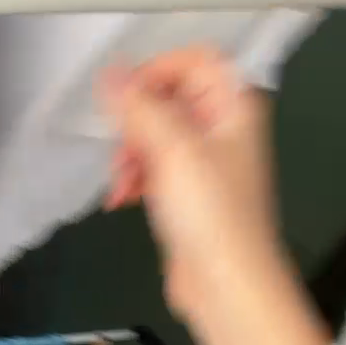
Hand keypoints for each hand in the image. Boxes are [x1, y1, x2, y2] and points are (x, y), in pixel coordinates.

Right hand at [102, 49, 286, 323]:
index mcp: (232, 108)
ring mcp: (202, 164)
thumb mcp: (173, 151)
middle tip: (124, 148)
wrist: (223, 282)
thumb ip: (139, 107)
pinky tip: (123, 198)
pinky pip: (151, 170)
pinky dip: (133, 180)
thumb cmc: (217, 223)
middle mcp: (221, 132)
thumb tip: (112, 74)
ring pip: (153, 138)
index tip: (124, 98)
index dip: (155, 73)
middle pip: (166, 101)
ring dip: (129, 156)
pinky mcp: (185, 194)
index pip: (193, 62)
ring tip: (123, 183)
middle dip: (134, 124)